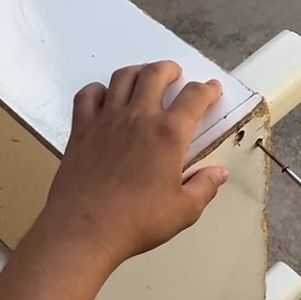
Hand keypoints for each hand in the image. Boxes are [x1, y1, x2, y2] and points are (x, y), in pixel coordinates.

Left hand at [29, 61, 227, 271]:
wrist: (84, 230)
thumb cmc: (138, 221)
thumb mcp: (184, 210)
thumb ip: (205, 187)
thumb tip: (219, 173)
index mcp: (169, 134)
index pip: (195, 97)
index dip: (208, 89)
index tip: (213, 90)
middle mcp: (139, 117)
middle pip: (156, 74)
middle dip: (170, 69)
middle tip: (177, 74)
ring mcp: (106, 120)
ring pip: (123, 77)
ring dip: (138, 71)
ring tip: (145, 77)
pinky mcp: (81, 129)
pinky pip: (88, 95)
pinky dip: (99, 90)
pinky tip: (106, 97)